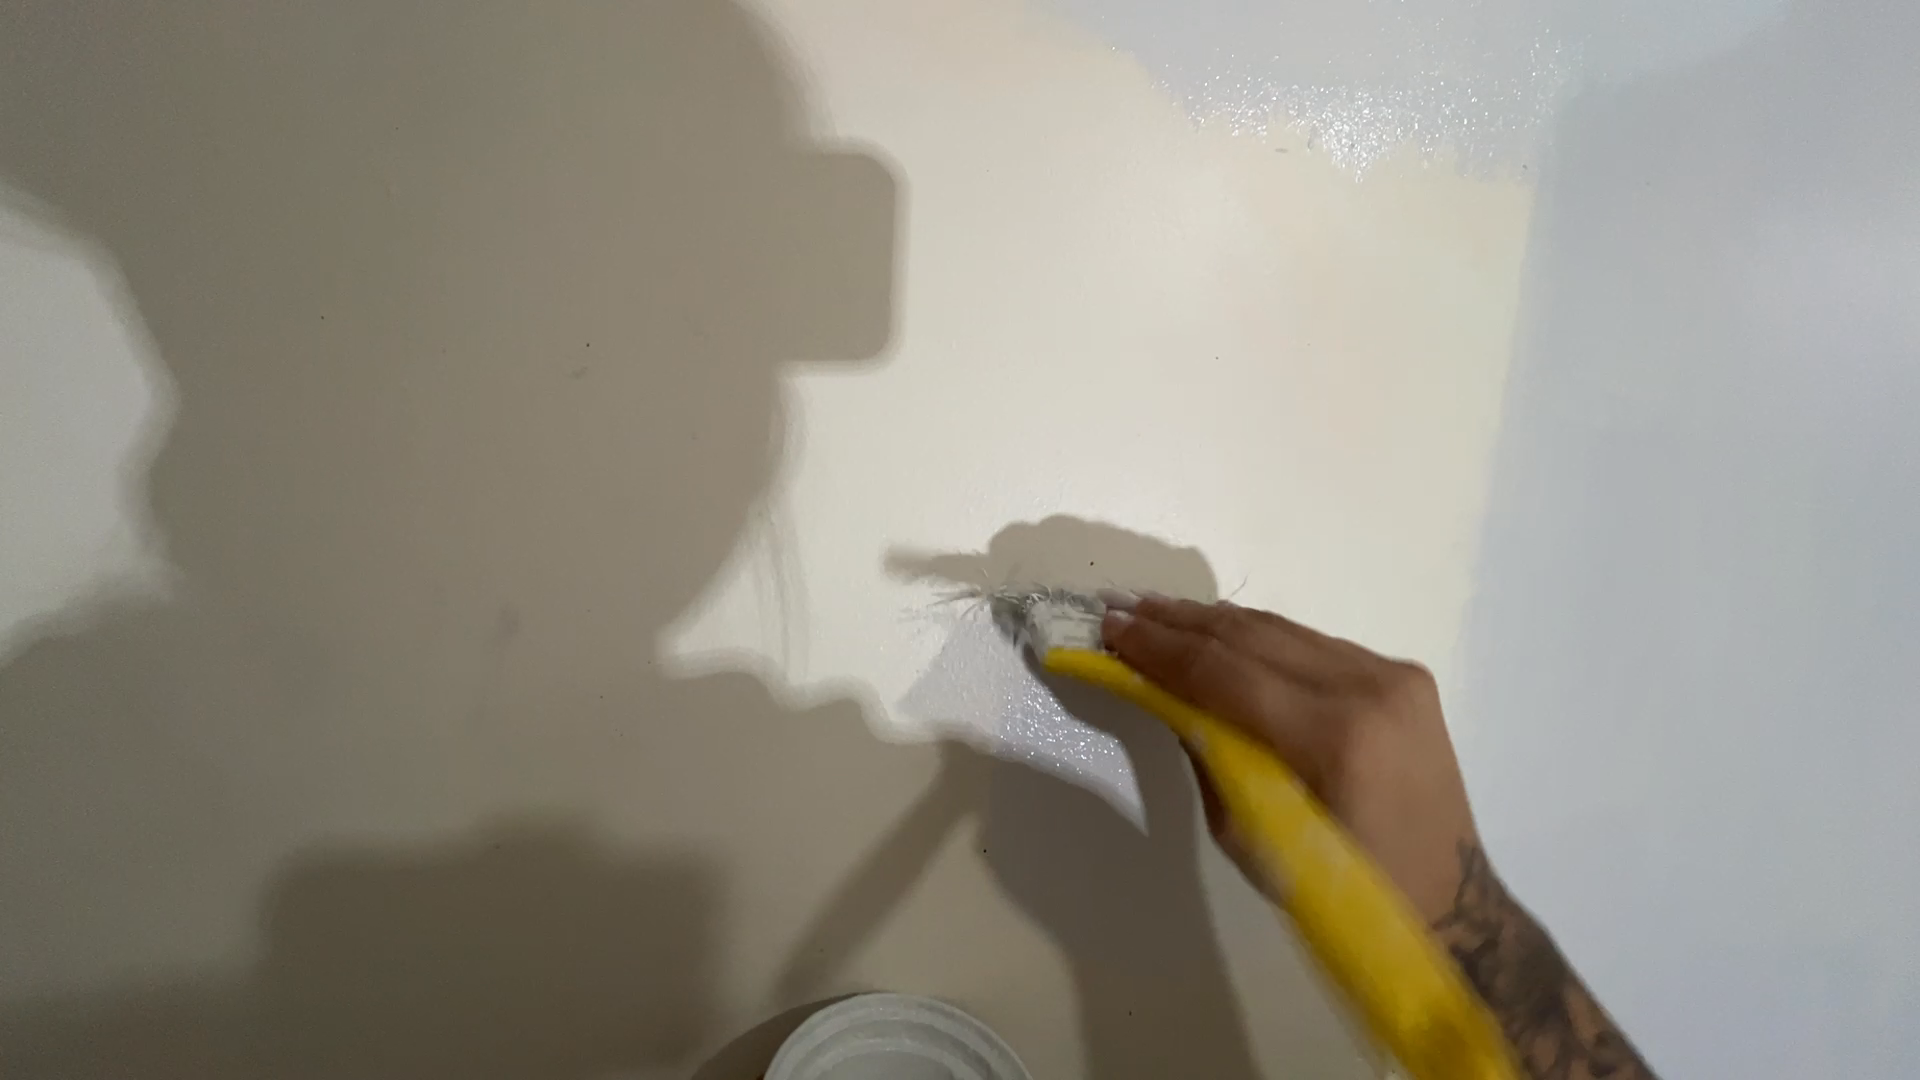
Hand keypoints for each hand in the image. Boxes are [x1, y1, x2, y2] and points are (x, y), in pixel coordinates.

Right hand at [1100, 594, 1476, 923]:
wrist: (1448, 899)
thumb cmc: (1337, 886)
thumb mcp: (1248, 834)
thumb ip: (1206, 751)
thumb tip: (1165, 693)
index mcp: (1331, 738)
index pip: (1221, 671)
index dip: (1158, 647)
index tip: (1111, 628)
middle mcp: (1366, 689)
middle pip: (1247, 636)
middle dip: (1176, 621)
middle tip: (1122, 607)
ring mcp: (1389, 674)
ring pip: (1277, 627)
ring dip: (1210, 620)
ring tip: (1156, 610)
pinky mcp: (1399, 673)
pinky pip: (1306, 641)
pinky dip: (1254, 635)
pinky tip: (1216, 629)